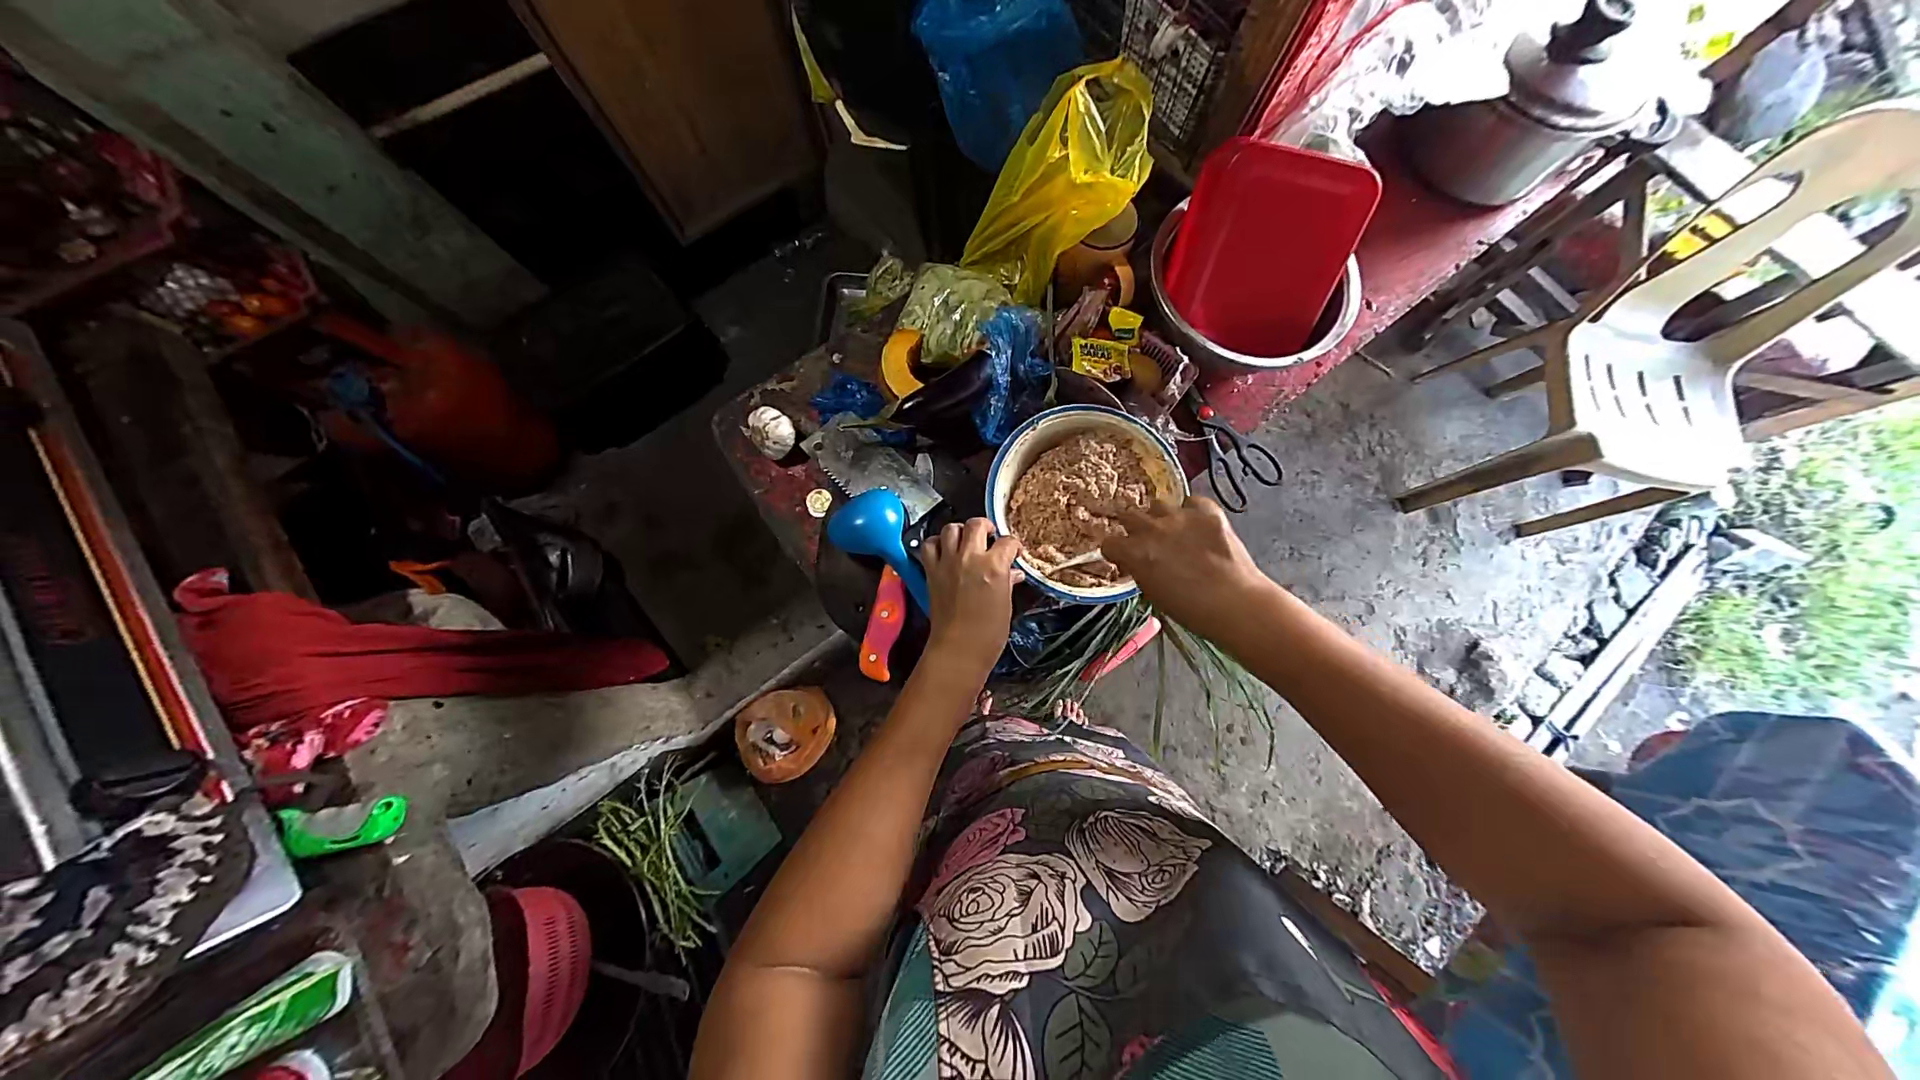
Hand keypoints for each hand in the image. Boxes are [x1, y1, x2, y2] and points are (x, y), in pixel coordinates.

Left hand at [918, 518, 1022, 673]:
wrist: (959, 648)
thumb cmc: (989, 632)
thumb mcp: (1006, 604)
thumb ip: (1007, 582)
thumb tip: (1012, 573)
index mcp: (993, 565)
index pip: (1007, 542)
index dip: (1014, 545)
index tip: (1014, 552)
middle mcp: (969, 557)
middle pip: (976, 524)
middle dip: (986, 527)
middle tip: (990, 537)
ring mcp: (947, 562)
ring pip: (951, 528)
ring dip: (960, 531)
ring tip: (966, 541)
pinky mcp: (931, 571)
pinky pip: (929, 545)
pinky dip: (936, 543)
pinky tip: (945, 551)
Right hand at [1105, 497, 1271, 633]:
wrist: (1233, 602)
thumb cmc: (1191, 609)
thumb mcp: (1152, 593)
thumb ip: (1140, 570)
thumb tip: (1138, 563)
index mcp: (1134, 552)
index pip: (1110, 542)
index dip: (1116, 551)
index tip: (1122, 556)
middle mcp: (1152, 529)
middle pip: (1129, 515)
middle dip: (1134, 527)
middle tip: (1145, 540)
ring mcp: (1179, 517)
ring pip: (1158, 505)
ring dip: (1161, 517)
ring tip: (1173, 530)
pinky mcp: (1206, 512)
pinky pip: (1192, 502)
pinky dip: (1193, 511)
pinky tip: (1198, 525)